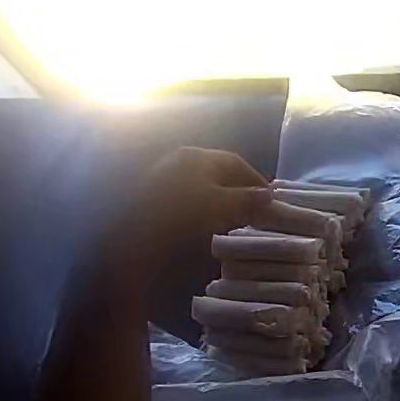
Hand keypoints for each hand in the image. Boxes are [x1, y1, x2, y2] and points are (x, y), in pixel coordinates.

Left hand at [109, 147, 270, 267]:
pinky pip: (186, 202)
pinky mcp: (151, 201)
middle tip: (255, 215)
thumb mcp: (220, 207)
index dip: (256, 181)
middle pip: (218, 174)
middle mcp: (178, 162)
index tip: (271, 202)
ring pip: (201, 188)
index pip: (236, 163)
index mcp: (196, 157)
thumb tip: (270, 196)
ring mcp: (162, 180)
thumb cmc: (179, 217)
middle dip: (239, 192)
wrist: (128, 242)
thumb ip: (247, 200)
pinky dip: (202, 212)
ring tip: (234, 224)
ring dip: (220, 203)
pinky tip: (206, 228)